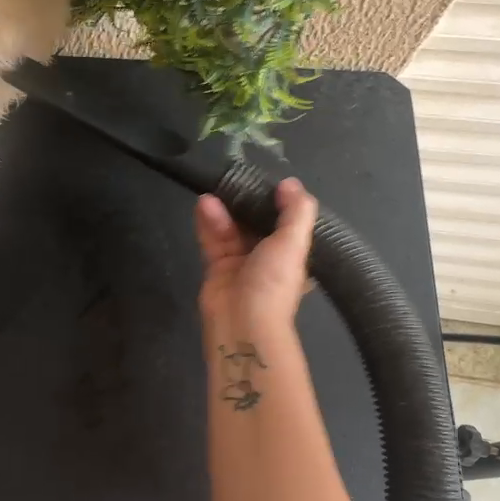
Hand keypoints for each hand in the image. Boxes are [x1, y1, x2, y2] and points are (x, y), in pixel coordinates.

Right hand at [194, 178, 318, 341]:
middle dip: (246, 203)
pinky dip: (208, 223)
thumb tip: (290, 183)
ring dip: (223, 211)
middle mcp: (268, 257)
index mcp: (292, 253)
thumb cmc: (273, 282)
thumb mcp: (294, 243)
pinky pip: (212, 239)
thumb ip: (295, 211)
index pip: (287, 221)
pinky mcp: (216, 266)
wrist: (242, 321)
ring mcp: (240, 262)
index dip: (278, 201)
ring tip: (213, 192)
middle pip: (256, 222)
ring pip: (231, 229)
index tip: (267, 179)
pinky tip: (204, 205)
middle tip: (234, 180)